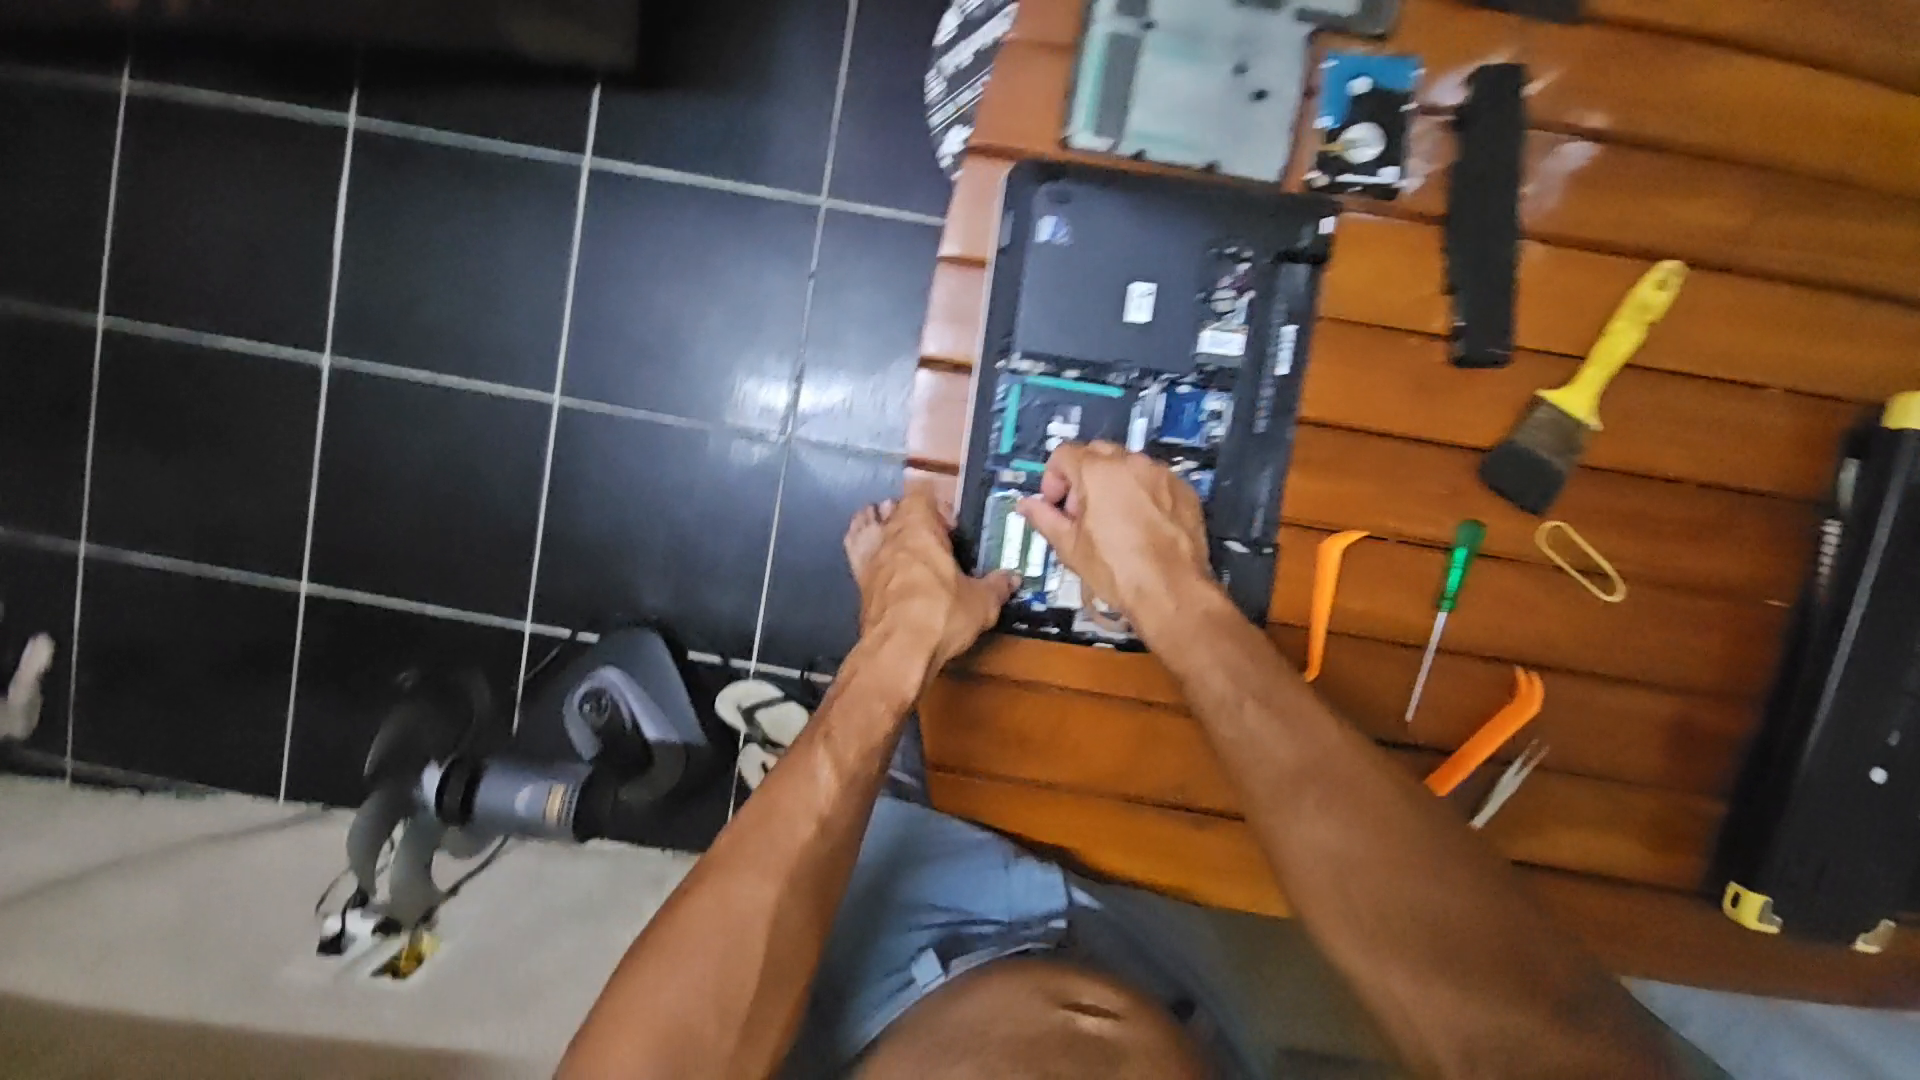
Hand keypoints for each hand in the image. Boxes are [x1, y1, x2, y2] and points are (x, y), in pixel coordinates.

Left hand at [846, 492, 1018, 672]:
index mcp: (919, 527)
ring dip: (885, 528)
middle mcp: (890, 534)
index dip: (939, 508)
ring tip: (903, 544)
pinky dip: (863, 547)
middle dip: (914, 520)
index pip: (922, 495)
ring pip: (871, 525)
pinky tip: (876, 556)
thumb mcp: (981, 601)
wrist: (898, 650)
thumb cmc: (943, 613)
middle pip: (897, 509)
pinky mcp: (857, 581)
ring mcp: (869, 556)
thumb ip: (997, 585)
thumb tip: (1012, 578)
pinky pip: (856, 551)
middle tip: (936, 542)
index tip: (954, 530)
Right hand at [1015, 442, 1214, 629]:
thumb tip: (1026, 504)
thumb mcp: (1069, 546)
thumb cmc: (1115, 570)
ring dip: (1112, 484)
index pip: (1064, 454)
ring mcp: (1162, 474)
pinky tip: (1141, 526)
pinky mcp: (1184, 490)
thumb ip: (1045, 518)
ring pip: (1127, 466)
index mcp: (1097, 471)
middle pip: (1096, 454)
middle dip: (1082, 477)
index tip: (1055, 505)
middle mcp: (1131, 463)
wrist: (1172, 591)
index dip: (1053, 478)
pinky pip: (1154, 481)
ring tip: (1112, 521)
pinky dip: (1142, 494)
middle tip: (1080, 513)